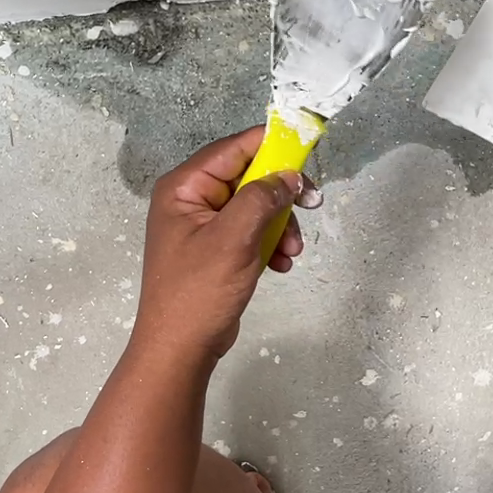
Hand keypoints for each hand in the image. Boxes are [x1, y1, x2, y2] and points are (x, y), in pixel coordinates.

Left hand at [133, 128, 321, 362]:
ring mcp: (204, 226)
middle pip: (248, 177)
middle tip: (312, 204)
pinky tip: (281, 265)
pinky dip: (270, 244)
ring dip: (280, 225)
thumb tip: (289, 176)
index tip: (307, 147)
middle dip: (281, 195)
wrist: (180, 349)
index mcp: (184, 188)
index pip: (233, 149)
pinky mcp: (217, 249)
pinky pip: (251, 232)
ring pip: (255, 206)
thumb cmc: (199, 290)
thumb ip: (262, 199)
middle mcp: (191, 200)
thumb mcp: (234, 239)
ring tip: (293, 252)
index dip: (271, 144)